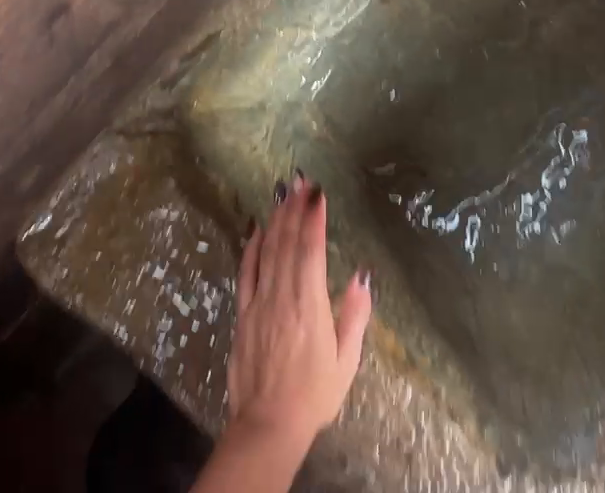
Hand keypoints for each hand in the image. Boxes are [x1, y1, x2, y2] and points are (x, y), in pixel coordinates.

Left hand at [228, 174, 372, 450]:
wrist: (268, 424)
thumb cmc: (315, 393)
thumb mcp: (347, 359)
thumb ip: (354, 314)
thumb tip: (362, 275)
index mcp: (309, 306)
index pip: (310, 251)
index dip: (313, 219)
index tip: (317, 193)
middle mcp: (281, 298)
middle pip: (287, 244)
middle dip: (294, 209)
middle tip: (300, 180)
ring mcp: (258, 304)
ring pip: (266, 252)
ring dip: (275, 220)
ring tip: (282, 193)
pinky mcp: (242, 314)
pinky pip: (246, 273)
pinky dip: (251, 247)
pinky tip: (256, 229)